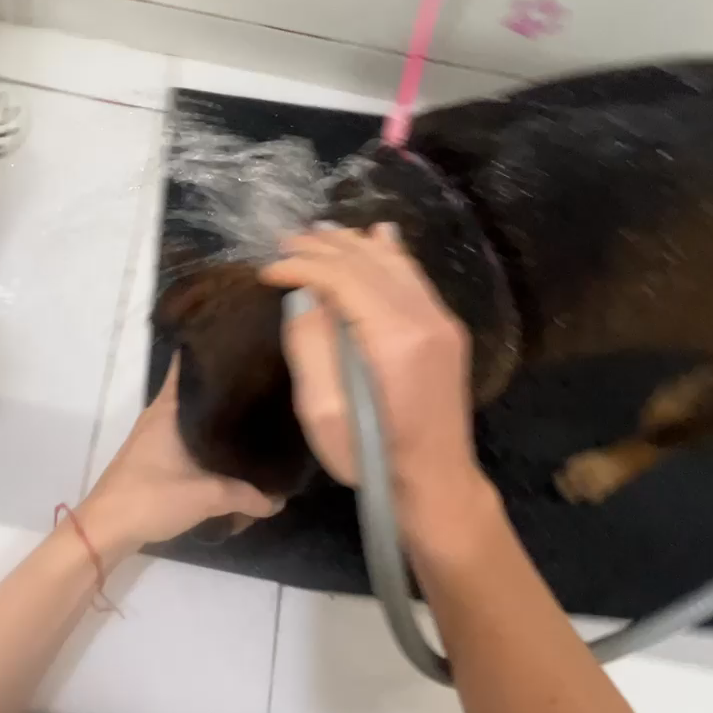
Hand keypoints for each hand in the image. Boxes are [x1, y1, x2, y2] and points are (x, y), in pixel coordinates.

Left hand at [78, 358, 283, 556]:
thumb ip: (247, 496)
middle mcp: (159, 415)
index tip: (247, 349)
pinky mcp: (151, 457)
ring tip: (252, 417)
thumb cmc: (151, 498)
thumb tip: (279, 499)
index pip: (189, 365)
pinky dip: (203, 441)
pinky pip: (184, 439)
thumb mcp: (207, 496)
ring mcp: (152, 436)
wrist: (106, 529)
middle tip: (263, 386)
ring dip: (214, 419)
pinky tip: (227, 451)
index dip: (215, 354)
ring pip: (190, 417)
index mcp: (167, 409)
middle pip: (195, 391)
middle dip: (225, 389)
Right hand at [259, 223, 489, 516]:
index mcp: (393, 338)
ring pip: (395, 264)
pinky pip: (414, 278)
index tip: (267, 272)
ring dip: (354, 244)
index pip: (343, 279)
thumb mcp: (323, 411)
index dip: (302, 267)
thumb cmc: (370, 455)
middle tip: (284, 239)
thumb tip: (301, 298)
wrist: (435, 480)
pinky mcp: (445, 332)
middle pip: (369, 264)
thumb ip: (310, 347)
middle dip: (324, 248)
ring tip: (320, 232)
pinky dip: (390, 254)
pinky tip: (378, 235)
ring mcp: (441, 323)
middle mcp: (424, 318)